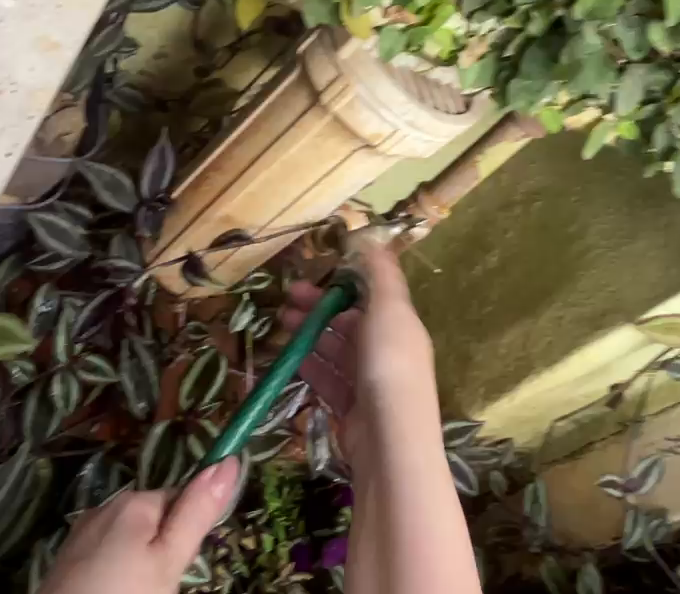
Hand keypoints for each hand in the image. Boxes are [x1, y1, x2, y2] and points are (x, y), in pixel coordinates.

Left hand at [38, 457, 240, 593]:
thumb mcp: (169, 562)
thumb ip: (197, 513)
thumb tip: (229, 460)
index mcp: (135, 501)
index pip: (179, 499)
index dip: (186, 533)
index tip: (182, 565)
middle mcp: (108, 504)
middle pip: (153, 518)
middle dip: (162, 547)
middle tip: (160, 585)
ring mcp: (83, 530)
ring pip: (127, 537)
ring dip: (136, 560)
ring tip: (136, 590)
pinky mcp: (67, 556)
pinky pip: (104, 552)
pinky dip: (112, 570)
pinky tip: (112, 591)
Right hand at [277, 240, 437, 469]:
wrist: (389, 441)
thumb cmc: (390, 364)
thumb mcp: (390, 308)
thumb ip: (380, 273)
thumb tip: (373, 239)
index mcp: (399, 324)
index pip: (369, 297)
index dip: (341, 283)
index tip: (312, 274)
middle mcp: (386, 351)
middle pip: (348, 322)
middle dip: (318, 308)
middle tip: (285, 300)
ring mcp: (368, 382)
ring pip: (334, 349)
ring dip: (309, 333)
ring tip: (280, 323)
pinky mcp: (350, 409)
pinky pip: (326, 379)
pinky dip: (309, 364)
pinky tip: (288, 357)